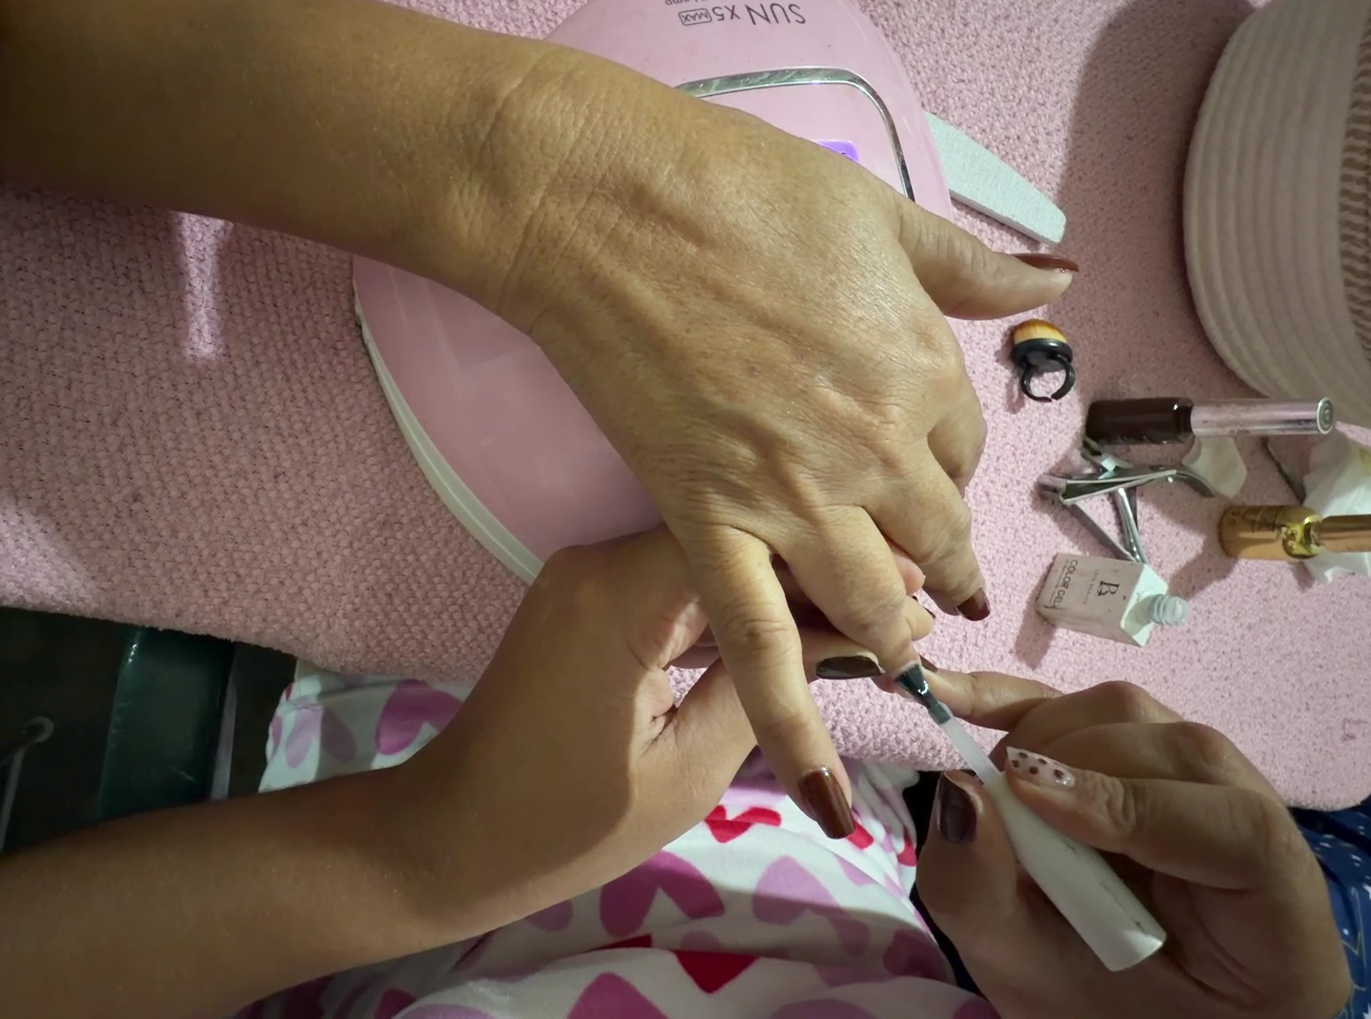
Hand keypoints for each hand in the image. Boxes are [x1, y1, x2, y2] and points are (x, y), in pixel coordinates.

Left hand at [397, 528, 919, 926]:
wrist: (457, 829)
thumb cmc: (573, 820)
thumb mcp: (691, 765)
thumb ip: (770, 689)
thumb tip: (852, 637)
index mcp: (621, 596)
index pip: (750, 544)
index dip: (834, 562)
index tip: (913, 590)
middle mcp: (598, 560)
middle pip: (728, 540)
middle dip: (812, 573)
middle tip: (898, 607)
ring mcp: (584, 570)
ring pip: (703, 555)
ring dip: (772, 585)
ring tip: (856, 615)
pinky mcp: (581, 590)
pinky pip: (669, 578)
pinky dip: (727, 599)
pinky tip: (783, 620)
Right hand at [474, 62, 1074, 837]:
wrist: (609, 209)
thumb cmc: (739, 189)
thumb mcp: (878, 211)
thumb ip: (971, 263)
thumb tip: (1058, 276)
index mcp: (921, 368)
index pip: (961, 450)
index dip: (941, 464)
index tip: (917, 468)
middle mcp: (875, 451)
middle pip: (931, 541)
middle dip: (935, 562)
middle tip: (919, 574)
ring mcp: (792, 501)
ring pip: (871, 605)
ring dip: (888, 630)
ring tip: (885, 641)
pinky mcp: (707, 528)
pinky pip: (759, 651)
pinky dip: (794, 728)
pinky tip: (825, 797)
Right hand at [911, 671, 1350, 1018]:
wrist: (1090, 997)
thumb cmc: (1077, 1001)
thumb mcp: (1018, 966)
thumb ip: (981, 890)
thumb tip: (958, 785)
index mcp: (1276, 931)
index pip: (1241, 833)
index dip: (1129, 800)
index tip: (1025, 798)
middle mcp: (1259, 839)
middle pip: (1181, 753)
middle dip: (1068, 762)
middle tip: (999, 800)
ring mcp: (1205, 784)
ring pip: (1134, 715)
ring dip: (1042, 735)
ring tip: (1000, 788)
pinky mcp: (1141, 753)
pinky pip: (1085, 705)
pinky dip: (1014, 699)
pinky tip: (957, 696)